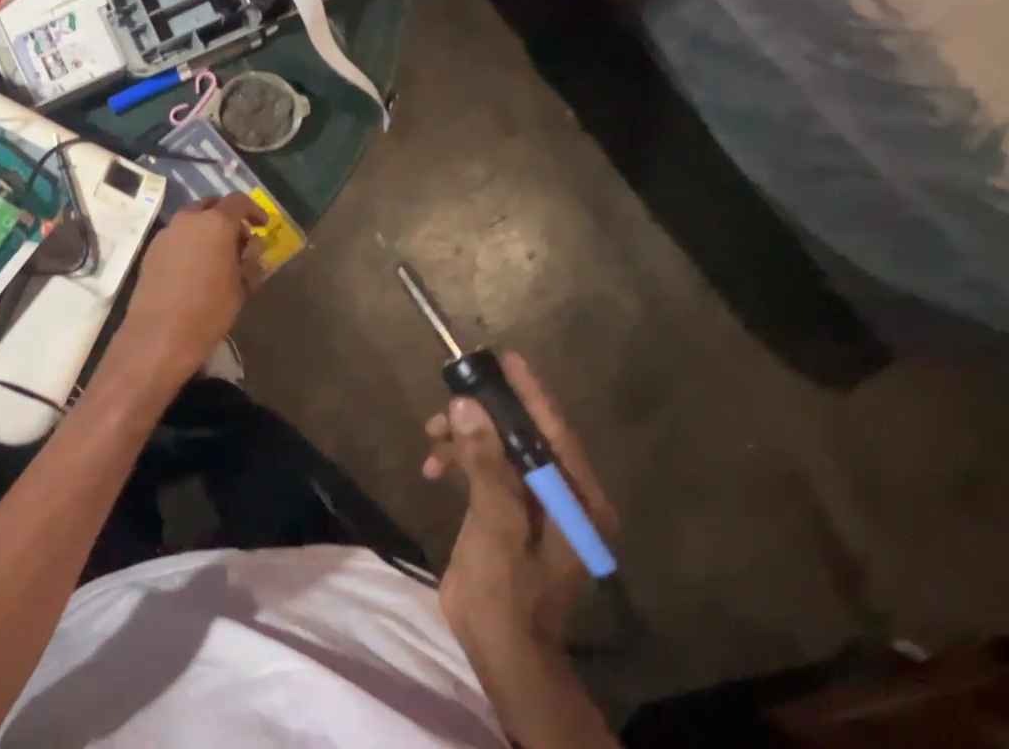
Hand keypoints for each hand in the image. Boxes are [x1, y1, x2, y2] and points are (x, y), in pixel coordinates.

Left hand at [106, 194, 265, 393]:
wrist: (160, 333)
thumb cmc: (209, 310)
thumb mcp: (241, 287)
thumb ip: (249, 260)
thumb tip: (251, 246)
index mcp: (215, 223)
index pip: (238, 201)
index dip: (253, 210)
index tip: (262, 225)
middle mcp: (187, 220)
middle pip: (210, 205)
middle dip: (227, 217)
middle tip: (239, 240)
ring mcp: (165, 234)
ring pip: (190, 220)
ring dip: (206, 229)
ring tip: (217, 255)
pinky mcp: (151, 251)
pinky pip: (176, 237)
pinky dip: (189, 242)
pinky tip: (195, 266)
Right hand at [423, 353, 615, 659]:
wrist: (502, 650)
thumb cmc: (507, 592)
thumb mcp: (495, 524)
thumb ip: (485, 464)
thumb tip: (467, 406)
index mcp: (578, 500)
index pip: (555, 433)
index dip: (529, 393)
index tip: (505, 358)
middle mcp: (565, 499)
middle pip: (526, 439)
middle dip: (484, 418)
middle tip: (445, 402)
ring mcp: (538, 509)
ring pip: (501, 453)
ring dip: (465, 441)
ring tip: (429, 442)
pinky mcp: (512, 518)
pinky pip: (489, 473)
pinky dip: (462, 464)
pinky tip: (433, 469)